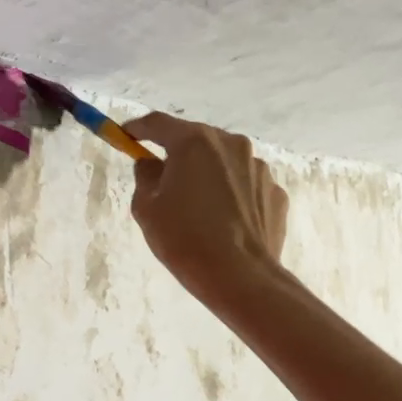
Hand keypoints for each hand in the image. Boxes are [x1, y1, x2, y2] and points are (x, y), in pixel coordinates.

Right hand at [125, 113, 288, 309]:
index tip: (126, 136)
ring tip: (198, 209)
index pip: (159, 124)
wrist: (239, 276)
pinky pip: (244, 186)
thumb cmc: (184, 238)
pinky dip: (230, 195)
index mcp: (195, 143)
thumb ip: (145, 176)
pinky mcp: (275, 191)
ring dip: (207, 175)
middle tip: (163, 180)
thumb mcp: (146, 208)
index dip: (138, 128)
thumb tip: (151, 164)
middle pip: (196, 140)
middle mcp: (231, 144)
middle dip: (178, 154)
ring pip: (223, 163)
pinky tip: (223, 222)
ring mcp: (259, 167)